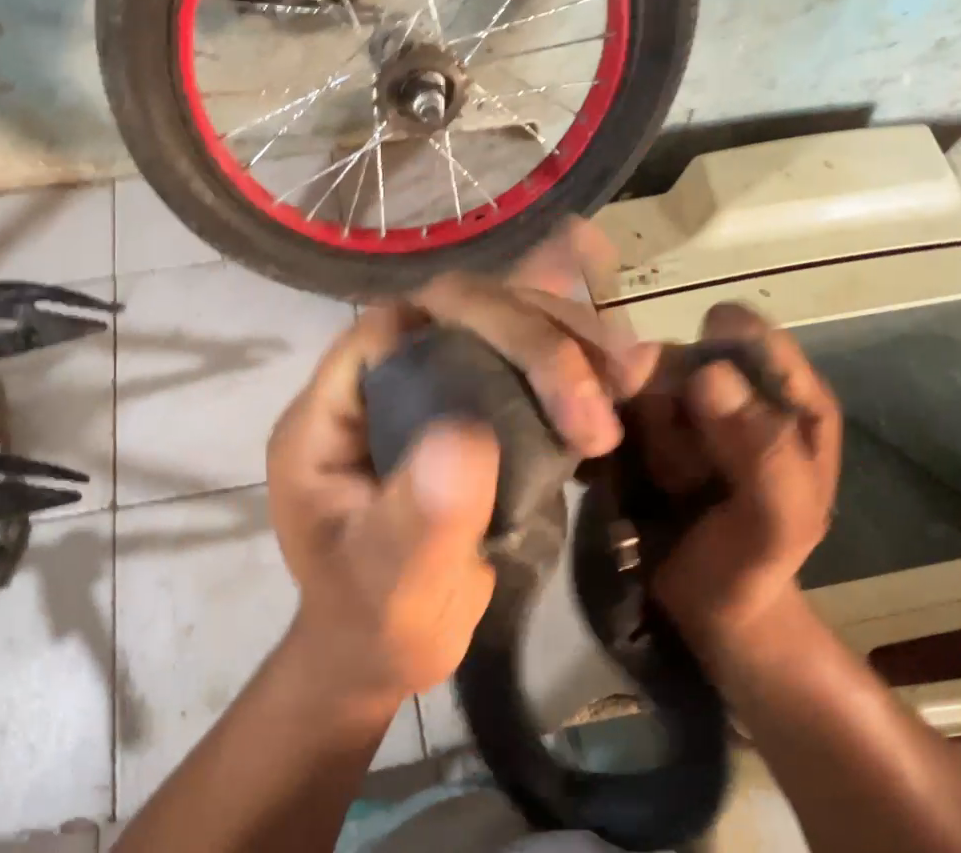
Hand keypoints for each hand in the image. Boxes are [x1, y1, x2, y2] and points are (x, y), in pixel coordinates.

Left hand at [264, 223, 656, 709]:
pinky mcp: (466, 409)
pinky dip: (573, 359)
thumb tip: (467, 434)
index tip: (550, 380)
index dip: (468, 327)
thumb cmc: (376, 624)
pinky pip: (517, 360)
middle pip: (454, 311)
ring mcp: (424, 391)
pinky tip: (625, 369)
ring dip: (566, 340)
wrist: (391, 650)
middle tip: (601, 400)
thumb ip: (421, 517)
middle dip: (536, 337)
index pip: (390, 329)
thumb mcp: (393, 585)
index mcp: (330, 414)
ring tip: (630, 375)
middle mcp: (375, 386)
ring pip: (495, 323)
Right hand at [636, 303, 841, 645]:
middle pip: (682, 352)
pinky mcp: (640, 423)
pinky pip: (609, 400)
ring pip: (637, 375)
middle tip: (674, 467)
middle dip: (665, 402)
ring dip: (631, 422)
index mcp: (790, 396)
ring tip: (651, 477)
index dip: (712, 357)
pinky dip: (601, 426)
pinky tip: (611, 466)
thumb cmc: (752, 565)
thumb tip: (709, 373)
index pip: (748, 338)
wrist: (699, 605)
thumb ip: (761, 453)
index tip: (688, 395)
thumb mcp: (776, 521)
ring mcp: (684, 404)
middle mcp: (735, 387)